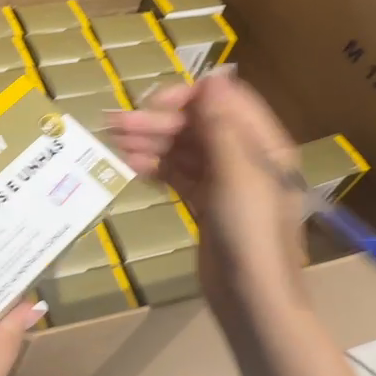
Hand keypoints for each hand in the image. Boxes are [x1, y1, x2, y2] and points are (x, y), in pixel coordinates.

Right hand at [105, 73, 306, 299]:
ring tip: (113, 143)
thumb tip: (211, 78)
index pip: (222, 101)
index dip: (186, 97)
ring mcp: (225, 181)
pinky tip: (130, 166)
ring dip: (150, 142)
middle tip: (115, 125)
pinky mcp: (207, 204)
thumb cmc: (250, 232)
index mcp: (262, 143)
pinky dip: (155, 167)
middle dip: (157, 121)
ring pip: (182, 149)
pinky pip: (177, 174)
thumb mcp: (236, 174)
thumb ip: (220, 126)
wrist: (253, 297)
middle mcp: (245, 156)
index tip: (151, 103)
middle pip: (196, 124)